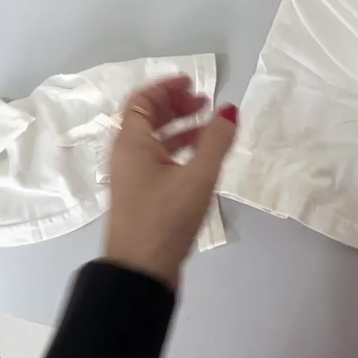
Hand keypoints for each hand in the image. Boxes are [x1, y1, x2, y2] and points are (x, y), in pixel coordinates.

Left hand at [103, 77, 237, 288]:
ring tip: (210, 127)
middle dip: (176, 105)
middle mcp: (126, 155)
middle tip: (205, 102)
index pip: (141, 100)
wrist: (140, 274)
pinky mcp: (141, 195)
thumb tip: (230, 109)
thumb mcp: (198, 176)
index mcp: (131, 143)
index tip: (192, 82)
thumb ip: (216, 140)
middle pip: (147, 117)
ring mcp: (132, 177)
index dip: (166, 87)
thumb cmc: (166, 218)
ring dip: (180, 127)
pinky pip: (157, 159)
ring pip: (154, 139)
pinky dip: (178, 149)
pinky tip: (201, 158)